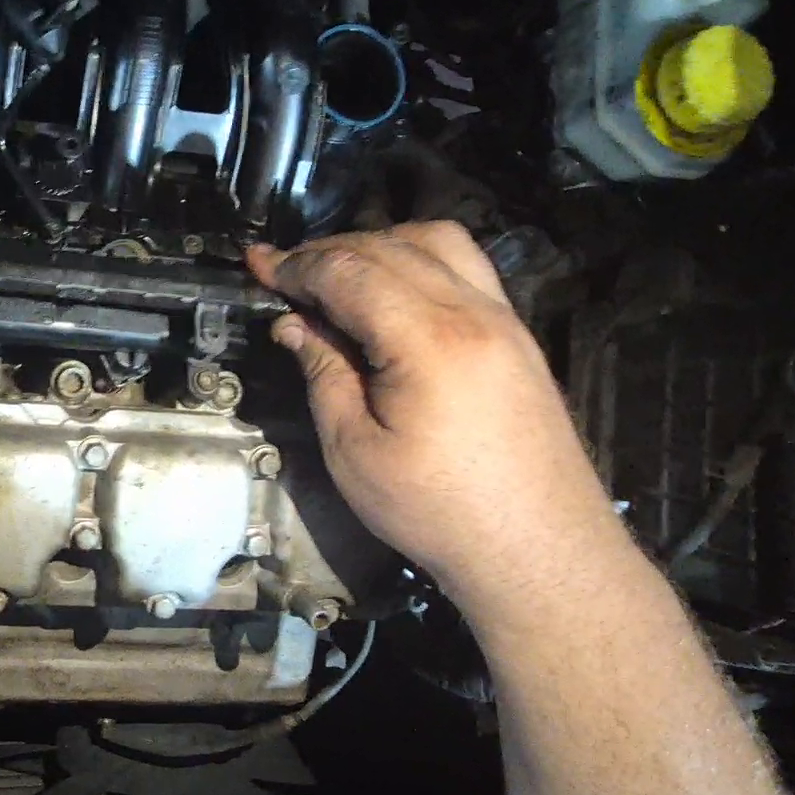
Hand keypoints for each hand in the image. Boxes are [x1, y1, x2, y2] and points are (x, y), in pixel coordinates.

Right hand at [246, 223, 629, 612]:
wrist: (537, 552)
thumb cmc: (434, 509)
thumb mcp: (353, 448)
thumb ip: (323, 372)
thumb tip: (294, 324)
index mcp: (427, 339)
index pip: (350, 271)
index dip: (297, 264)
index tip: (256, 265)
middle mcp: (472, 312)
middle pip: (390, 246)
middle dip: (326, 250)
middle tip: (280, 271)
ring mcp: (503, 320)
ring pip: (437, 242)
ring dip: (376, 246)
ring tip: (332, 275)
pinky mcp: (516, 337)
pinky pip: (464, 268)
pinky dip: (414, 261)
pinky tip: (386, 292)